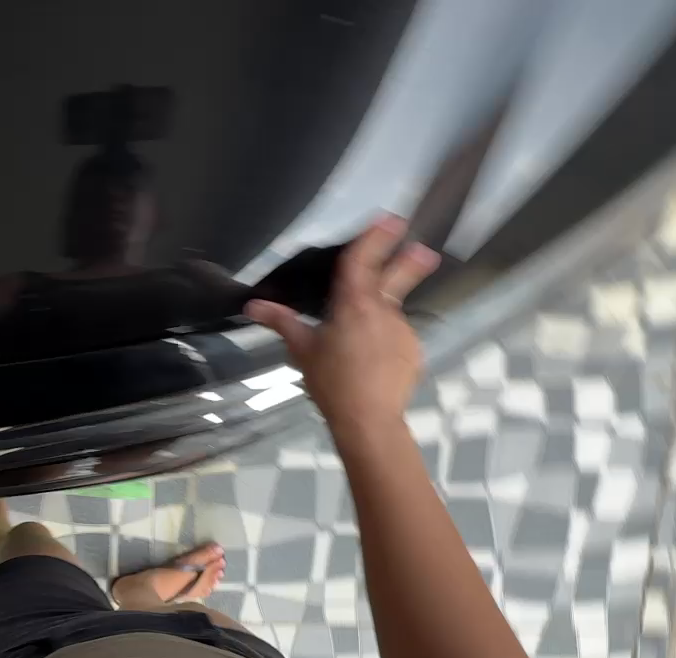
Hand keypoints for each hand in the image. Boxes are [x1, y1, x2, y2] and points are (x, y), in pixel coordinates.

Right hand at [243, 214, 438, 430]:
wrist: (368, 418)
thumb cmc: (330, 382)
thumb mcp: (302, 351)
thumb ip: (281, 322)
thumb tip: (252, 306)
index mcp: (352, 304)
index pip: (362, 260)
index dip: (374, 236)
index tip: (389, 219)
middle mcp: (382, 310)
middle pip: (399, 274)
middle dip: (410, 260)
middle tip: (423, 251)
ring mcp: (402, 330)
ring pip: (391, 314)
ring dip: (382, 319)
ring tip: (363, 344)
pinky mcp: (413, 351)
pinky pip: (398, 340)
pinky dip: (387, 345)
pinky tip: (374, 365)